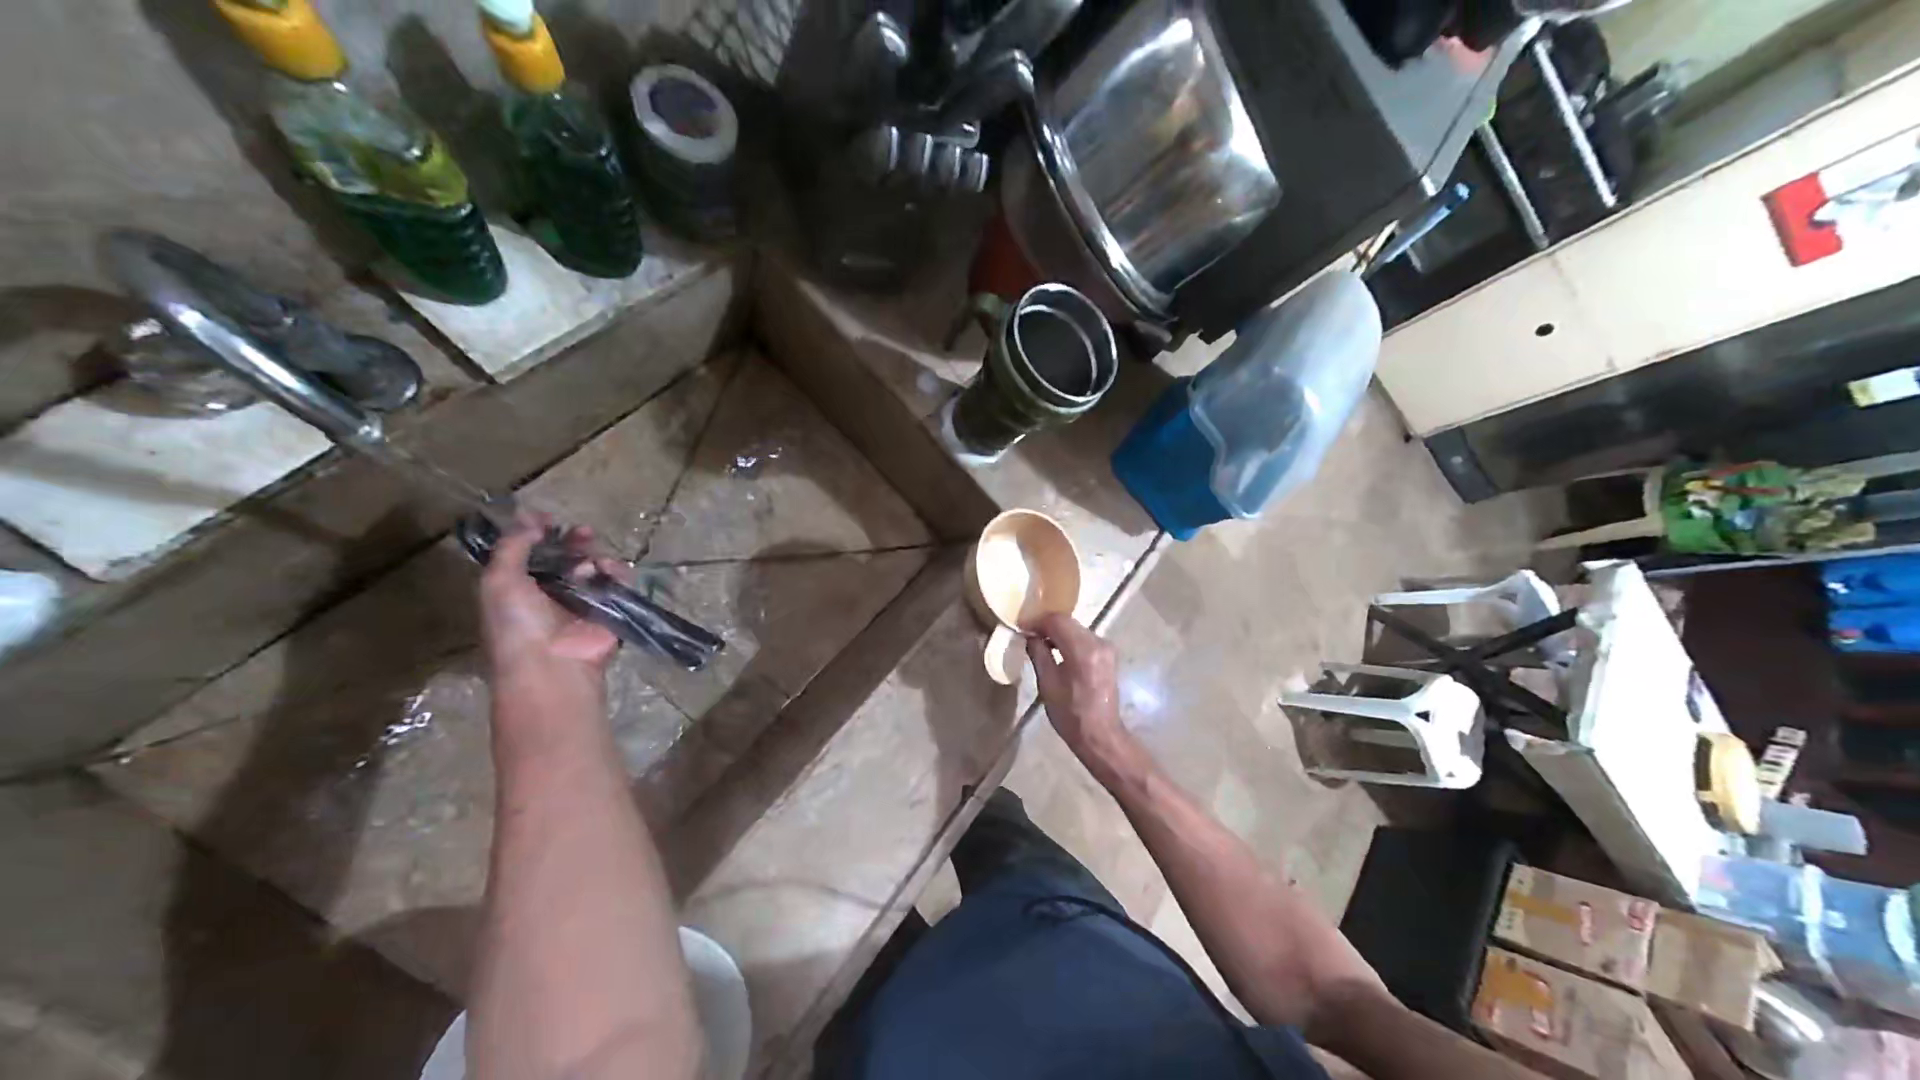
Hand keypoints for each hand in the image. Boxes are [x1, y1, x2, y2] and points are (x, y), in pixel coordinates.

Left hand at [480, 514, 623, 682]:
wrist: (552, 665)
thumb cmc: (517, 623)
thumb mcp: (499, 579)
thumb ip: (513, 546)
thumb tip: (530, 518)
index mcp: (518, 587)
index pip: (532, 552)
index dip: (539, 533)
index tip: (548, 518)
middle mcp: (551, 593)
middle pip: (567, 556)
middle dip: (574, 541)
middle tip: (582, 532)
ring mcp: (582, 602)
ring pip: (594, 566)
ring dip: (595, 556)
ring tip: (592, 563)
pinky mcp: (609, 610)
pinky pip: (618, 583)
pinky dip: (616, 572)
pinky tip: (609, 572)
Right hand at [1027, 614, 1124, 760]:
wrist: (1100, 735)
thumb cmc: (1070, 714)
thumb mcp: (1047, 684)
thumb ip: (1038, 654)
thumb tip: (1030, 636)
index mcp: (1083, 650)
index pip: (1057, 621)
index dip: (1037, 621)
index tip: (1021, 626)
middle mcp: (1098, 643)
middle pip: (1068, 622)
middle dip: (1047, 625)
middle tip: (1027, 633)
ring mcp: (1106, 648)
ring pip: (1076, 629)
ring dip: (1058, 632)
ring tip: (1039, 642)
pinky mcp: (1108, 655)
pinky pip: (1084, 638)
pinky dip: (1069, 640)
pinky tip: (1056, 650)